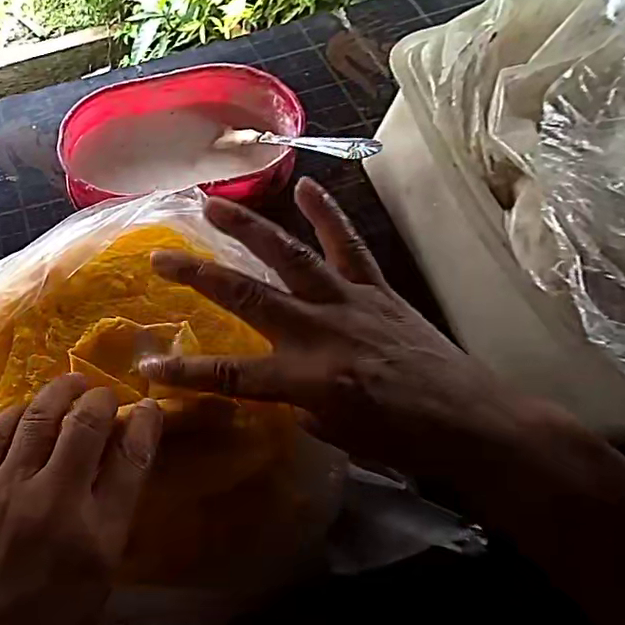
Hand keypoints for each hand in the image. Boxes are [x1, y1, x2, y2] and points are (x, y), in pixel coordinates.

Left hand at [0, 375, 161, 624]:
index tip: (148, 409)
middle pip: (84, 426)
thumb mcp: (97, 589)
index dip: (144, 425)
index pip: (131, 460)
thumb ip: (108, 526)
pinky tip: (25, 410)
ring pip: (37, 419)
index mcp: (98, 538)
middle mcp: (54, 503)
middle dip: (100, 399)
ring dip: (57, 393)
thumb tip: (114, 473)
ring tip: (71, 384)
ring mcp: (7, 491)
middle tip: (106, 392)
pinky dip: (14, 413)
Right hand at [141, 180, 540, 480]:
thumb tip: (267, 379)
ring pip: (288, 256)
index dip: (182, 373)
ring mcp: (347, 302)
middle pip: (244, 294)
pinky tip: (307, 186)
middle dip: (196, 275)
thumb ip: (289, 398)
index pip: (227, 374)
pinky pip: (347, 246)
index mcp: (303, 376)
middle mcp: (319, 330)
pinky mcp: (375, 290)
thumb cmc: (399, 438)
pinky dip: (327, 215)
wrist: (477, 423)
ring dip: (247, 228)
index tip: (146, 368)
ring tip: (213, 203)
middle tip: (159, 256)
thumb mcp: (330, 430)